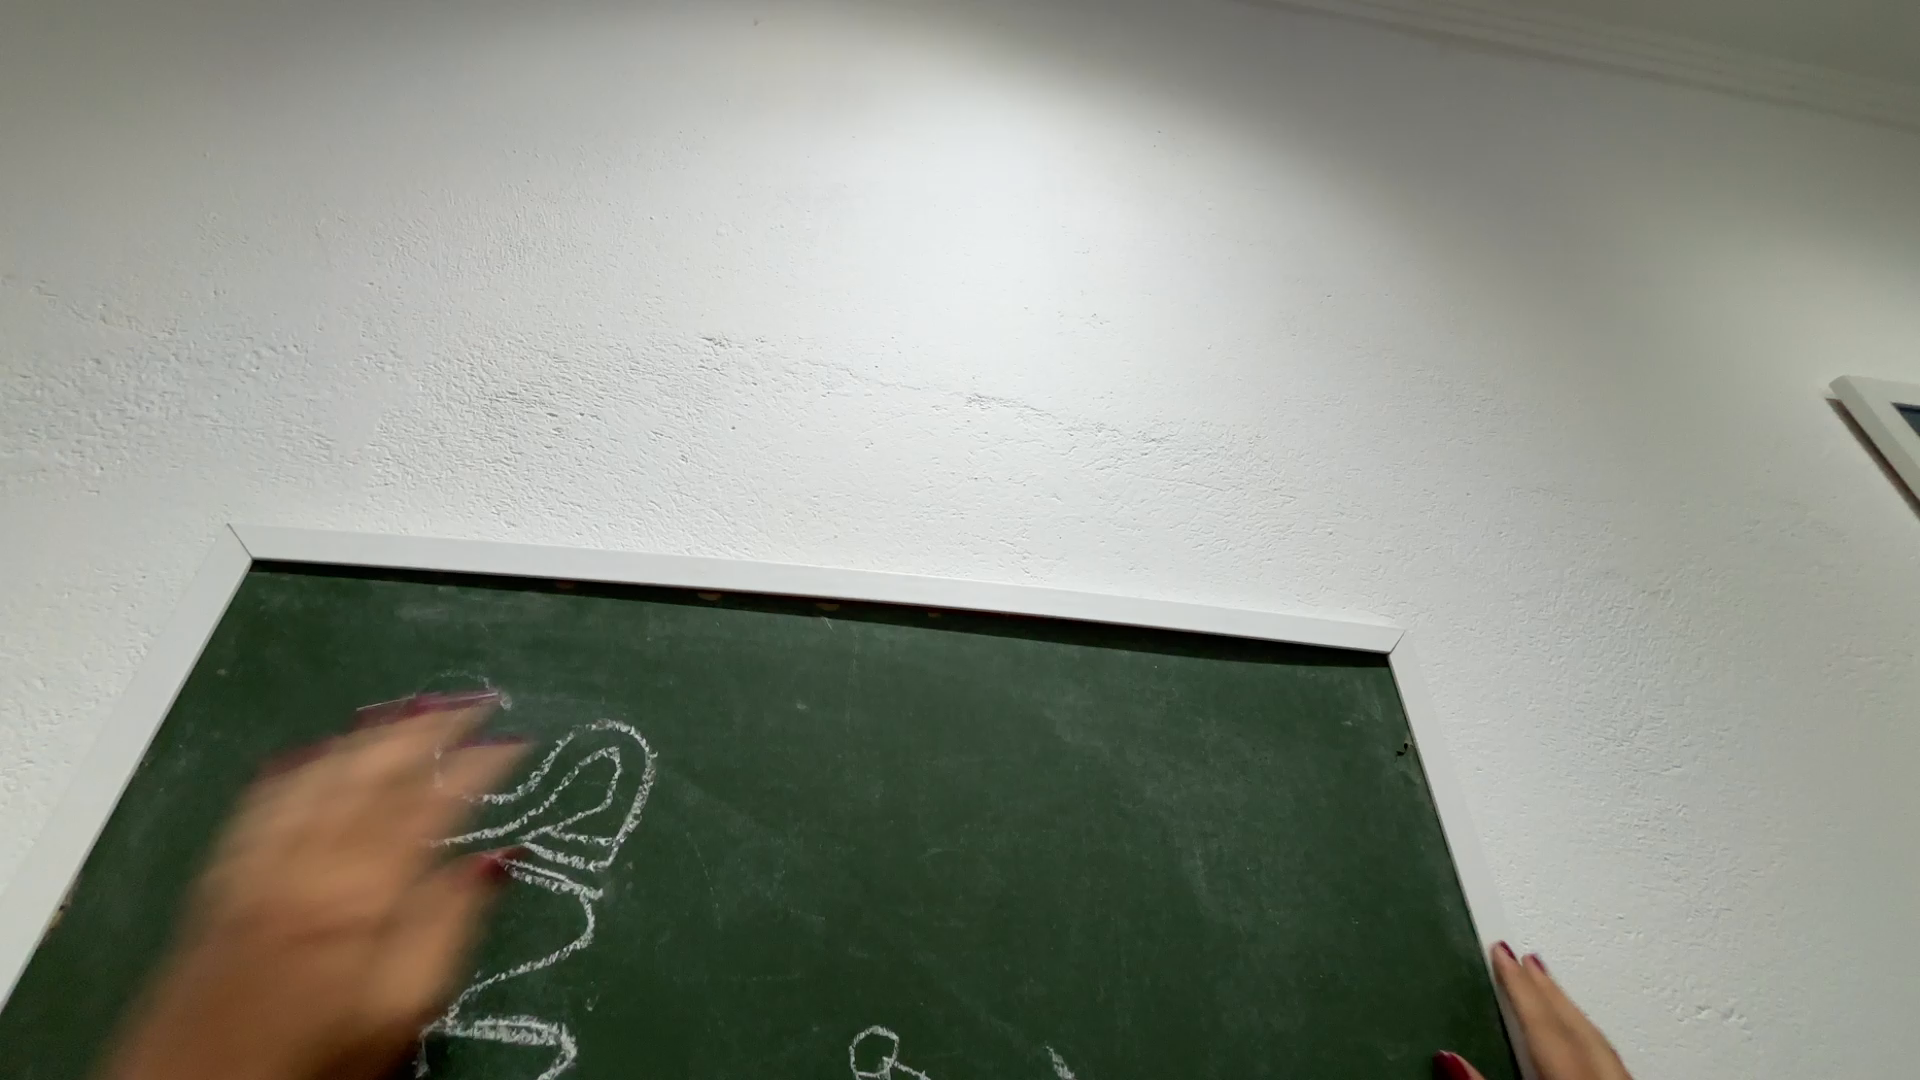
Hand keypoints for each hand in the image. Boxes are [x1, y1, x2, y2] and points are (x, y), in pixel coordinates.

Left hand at [101, 692, 527, 1079]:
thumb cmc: (317, 1062)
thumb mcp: (404, 1007)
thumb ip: (451, 922)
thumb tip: (498, 856)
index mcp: (363, 894)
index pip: (432, 801)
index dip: (479, 762)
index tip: (517, 739)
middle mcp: (308, 866)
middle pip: (374, 771)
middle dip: (429, 727)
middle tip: (474, 703)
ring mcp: (257, 870)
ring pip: (321, 775)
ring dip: (372, 733)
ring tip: (413, 708)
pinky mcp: (221, 886)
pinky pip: (264, 803)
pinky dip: (302, 765)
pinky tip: (321, 749)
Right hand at [1435, 943, 1631, 1079]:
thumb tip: (1446, 1054)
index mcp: (1571, 1072)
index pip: (1541, 1019)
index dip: (1516, 981)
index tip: (1499, 947)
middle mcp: (1604, 1075)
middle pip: (1575, 1023)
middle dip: (1546, 986)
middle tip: (1523, 954)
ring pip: (1599, 1038)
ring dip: (1569, 1007)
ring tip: (1548, 982)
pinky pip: (1612, 1057)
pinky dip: (1590, 1035)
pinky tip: (1582, 1034)